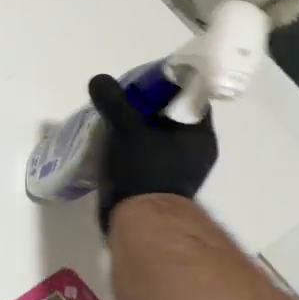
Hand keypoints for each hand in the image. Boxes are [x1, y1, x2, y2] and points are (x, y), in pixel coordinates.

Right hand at [88, 73, 217, 231]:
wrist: (140, 219)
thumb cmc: (143, 171)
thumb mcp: (128, 131)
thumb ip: (115, 104)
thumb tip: (99, 80)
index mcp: (199, 134)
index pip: (189, 99)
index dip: (166, 87)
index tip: (140, 85)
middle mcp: (195, 150)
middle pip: (169, 119)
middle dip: (144, 110)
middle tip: (118, 104)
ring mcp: (177, 170)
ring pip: (156, 139)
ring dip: (135, 132)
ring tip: (108, 126)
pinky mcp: (158, 185)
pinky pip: (145, 158)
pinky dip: (129, 151)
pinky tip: (109, 150)